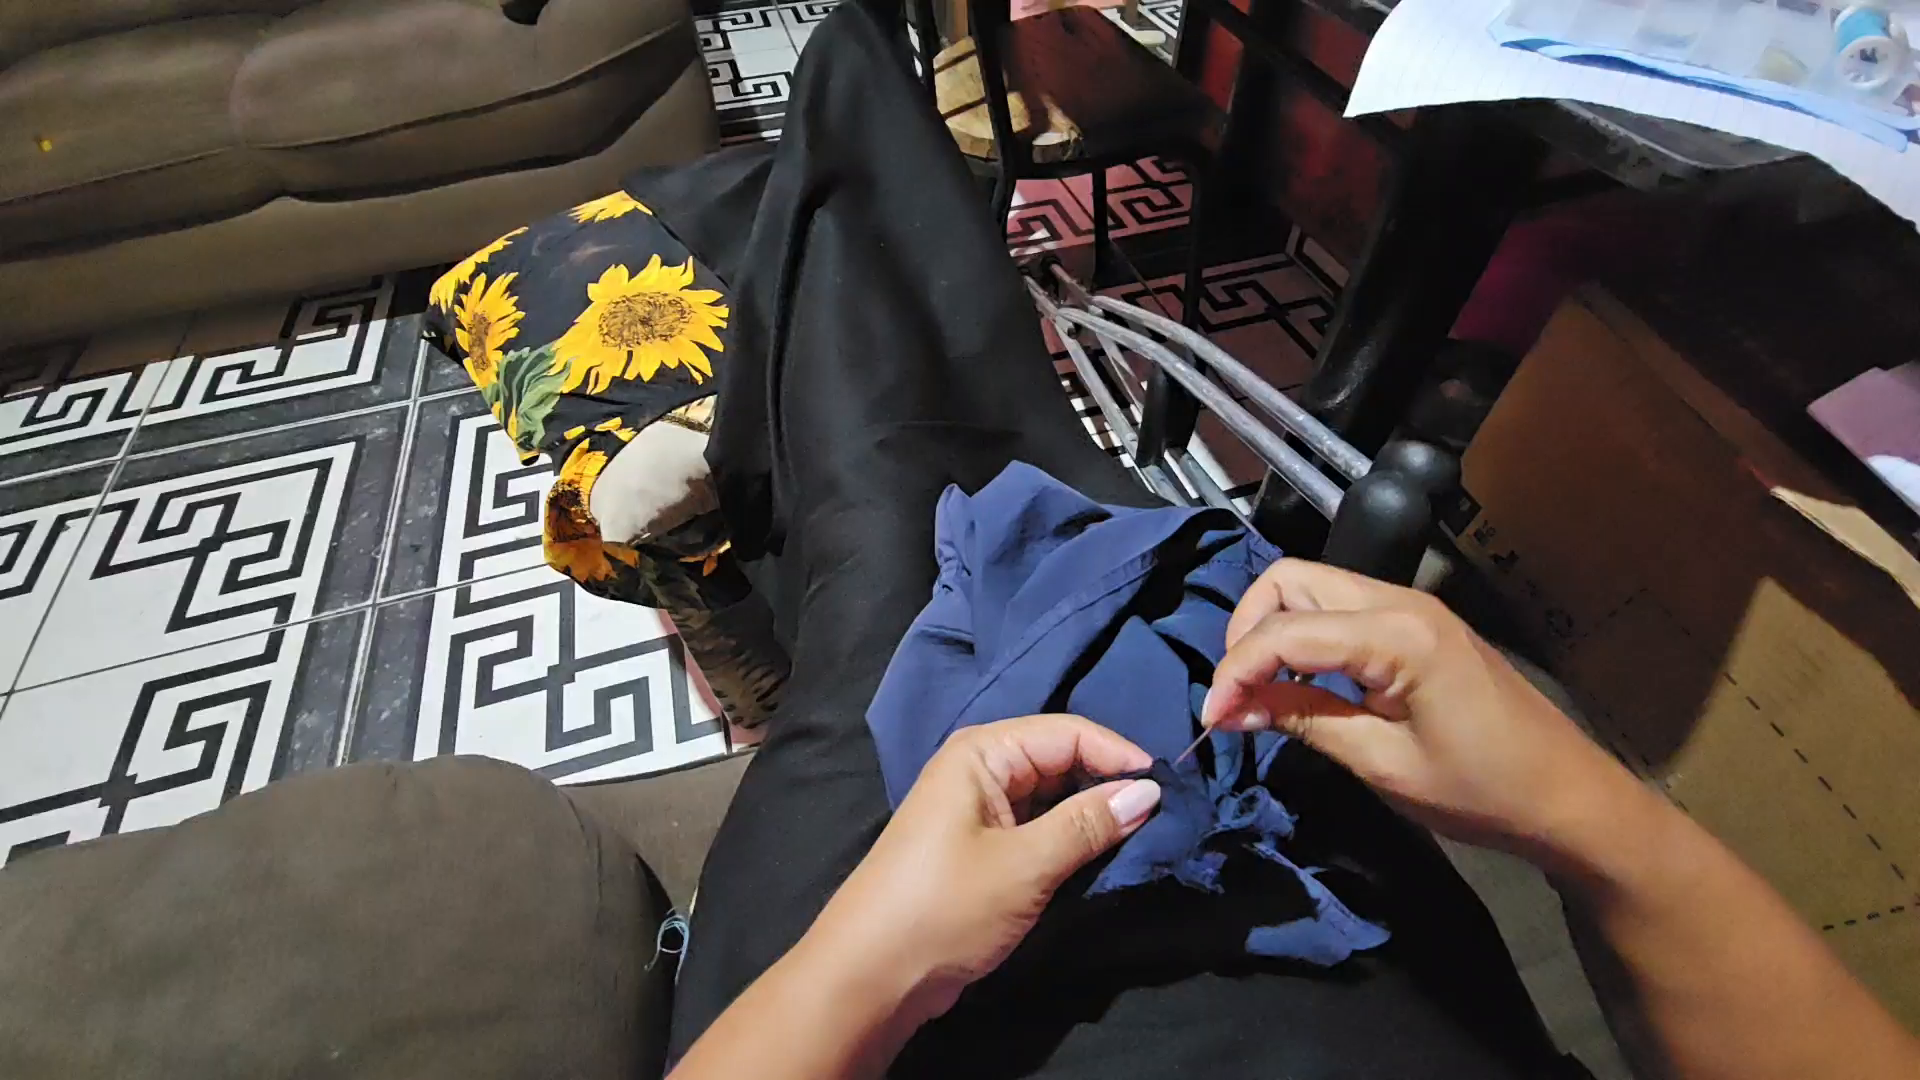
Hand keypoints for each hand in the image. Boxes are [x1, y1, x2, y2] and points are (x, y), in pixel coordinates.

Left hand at [805, 714, 1161, 1024]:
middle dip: (1107, 781)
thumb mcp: (1024, 865)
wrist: (871, 973)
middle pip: (1060, 758)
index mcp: (983, 751)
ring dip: (1092, 810)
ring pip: (1052, 793)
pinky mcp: (983, 842)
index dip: (1118, 754)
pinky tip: (1102, 850)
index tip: (1168, 785)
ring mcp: (980, 806)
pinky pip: (1037, 822)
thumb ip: (1087, 825)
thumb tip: (1148, 791)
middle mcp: (981, 766)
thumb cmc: (945, 905)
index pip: (1066, 733)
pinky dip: (1070, 833)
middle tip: (1162, 812)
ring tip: (1143, 832)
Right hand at [1201, 558, 1638, 860]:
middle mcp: (1398, 600)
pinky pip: (1333, 605)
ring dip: (1270, 627)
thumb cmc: (1483, 792)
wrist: (1576, 803)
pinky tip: (1299, 677)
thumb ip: (1300, 718)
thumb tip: (1230, 708)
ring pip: (1307, 585)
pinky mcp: (1412, 620)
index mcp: (1396, 635)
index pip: (1284, 632)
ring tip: (1260, 685)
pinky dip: (1300, 632)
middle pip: (1287, 580)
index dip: (1235, 671)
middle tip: (1238, 689)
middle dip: (1247, 630)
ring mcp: (1408, 604)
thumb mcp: (1380, 763)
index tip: (1212, 717)